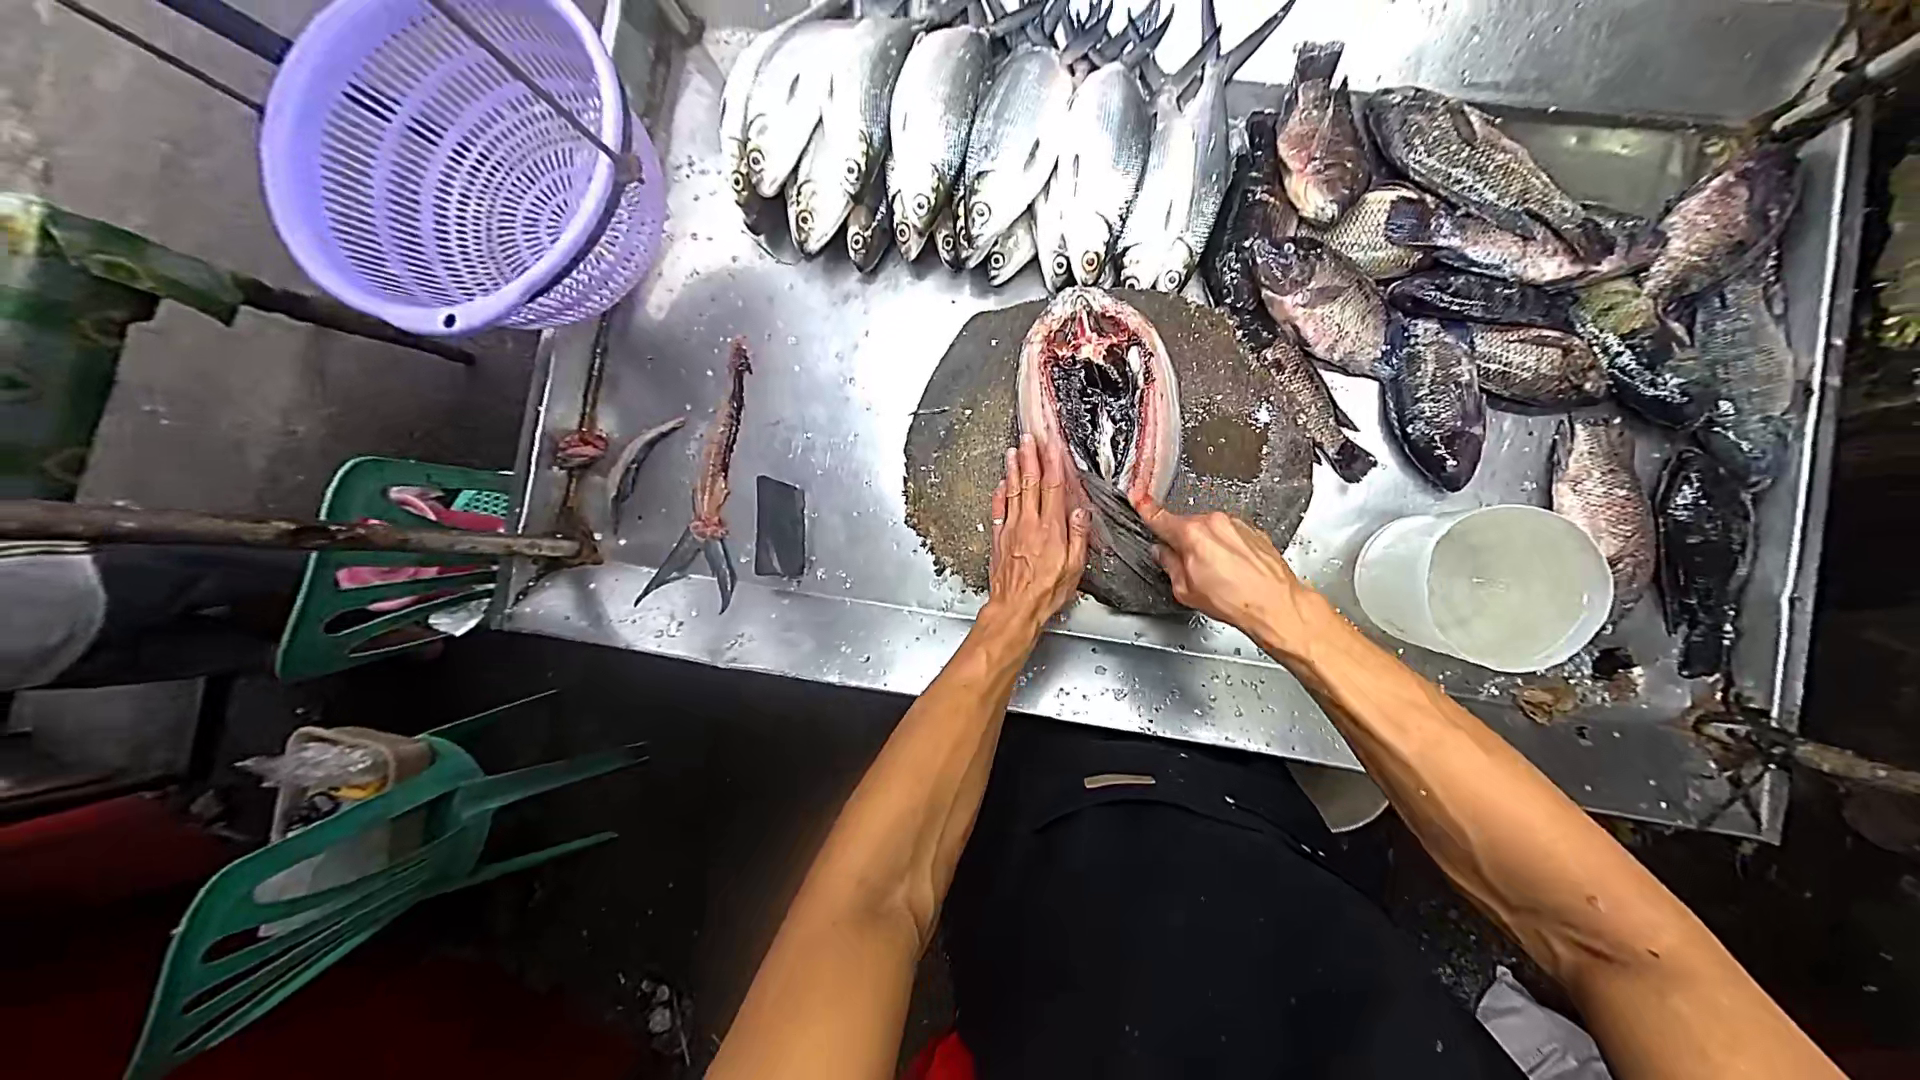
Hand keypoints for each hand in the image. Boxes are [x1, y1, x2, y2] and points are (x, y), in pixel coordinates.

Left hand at [984, 433, 1089, 634]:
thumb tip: (1081, 511)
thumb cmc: (1045, 592)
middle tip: (1029, 438)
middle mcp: (1029, 523)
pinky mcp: (999, 538)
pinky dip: (1000, 493)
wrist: (1015, 607)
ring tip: (1014, 450)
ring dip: (1014, 468)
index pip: (1052, 487)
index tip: (1053, 444)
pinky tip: (1001, 482)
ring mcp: (1011, 529)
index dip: (1053, 463)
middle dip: (1030, 457)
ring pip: (1012, 491)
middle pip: (1030, 482)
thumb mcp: (1074, 567)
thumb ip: (1078, 536)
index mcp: (1050, 528)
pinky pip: (999, 509)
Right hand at [1132, 494, 1326, 655]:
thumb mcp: (1185, 590)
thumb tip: (1163, 554)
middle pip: (1186, 527)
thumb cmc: (1234, 600)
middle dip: (1183, 543)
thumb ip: (1169, 564)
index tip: (1139, 500)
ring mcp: (1236, 524)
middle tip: (1189, 569)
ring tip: (1217, 575)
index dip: (1146, 509)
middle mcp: (1213, 522)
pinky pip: (1230, 536)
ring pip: (1209, 531)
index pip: (1159, 517)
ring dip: (1207, 547)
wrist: (1276, 603)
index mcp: (1190, 534)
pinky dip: (1227, 549)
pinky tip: (1233, 571)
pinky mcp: (1253, 531)